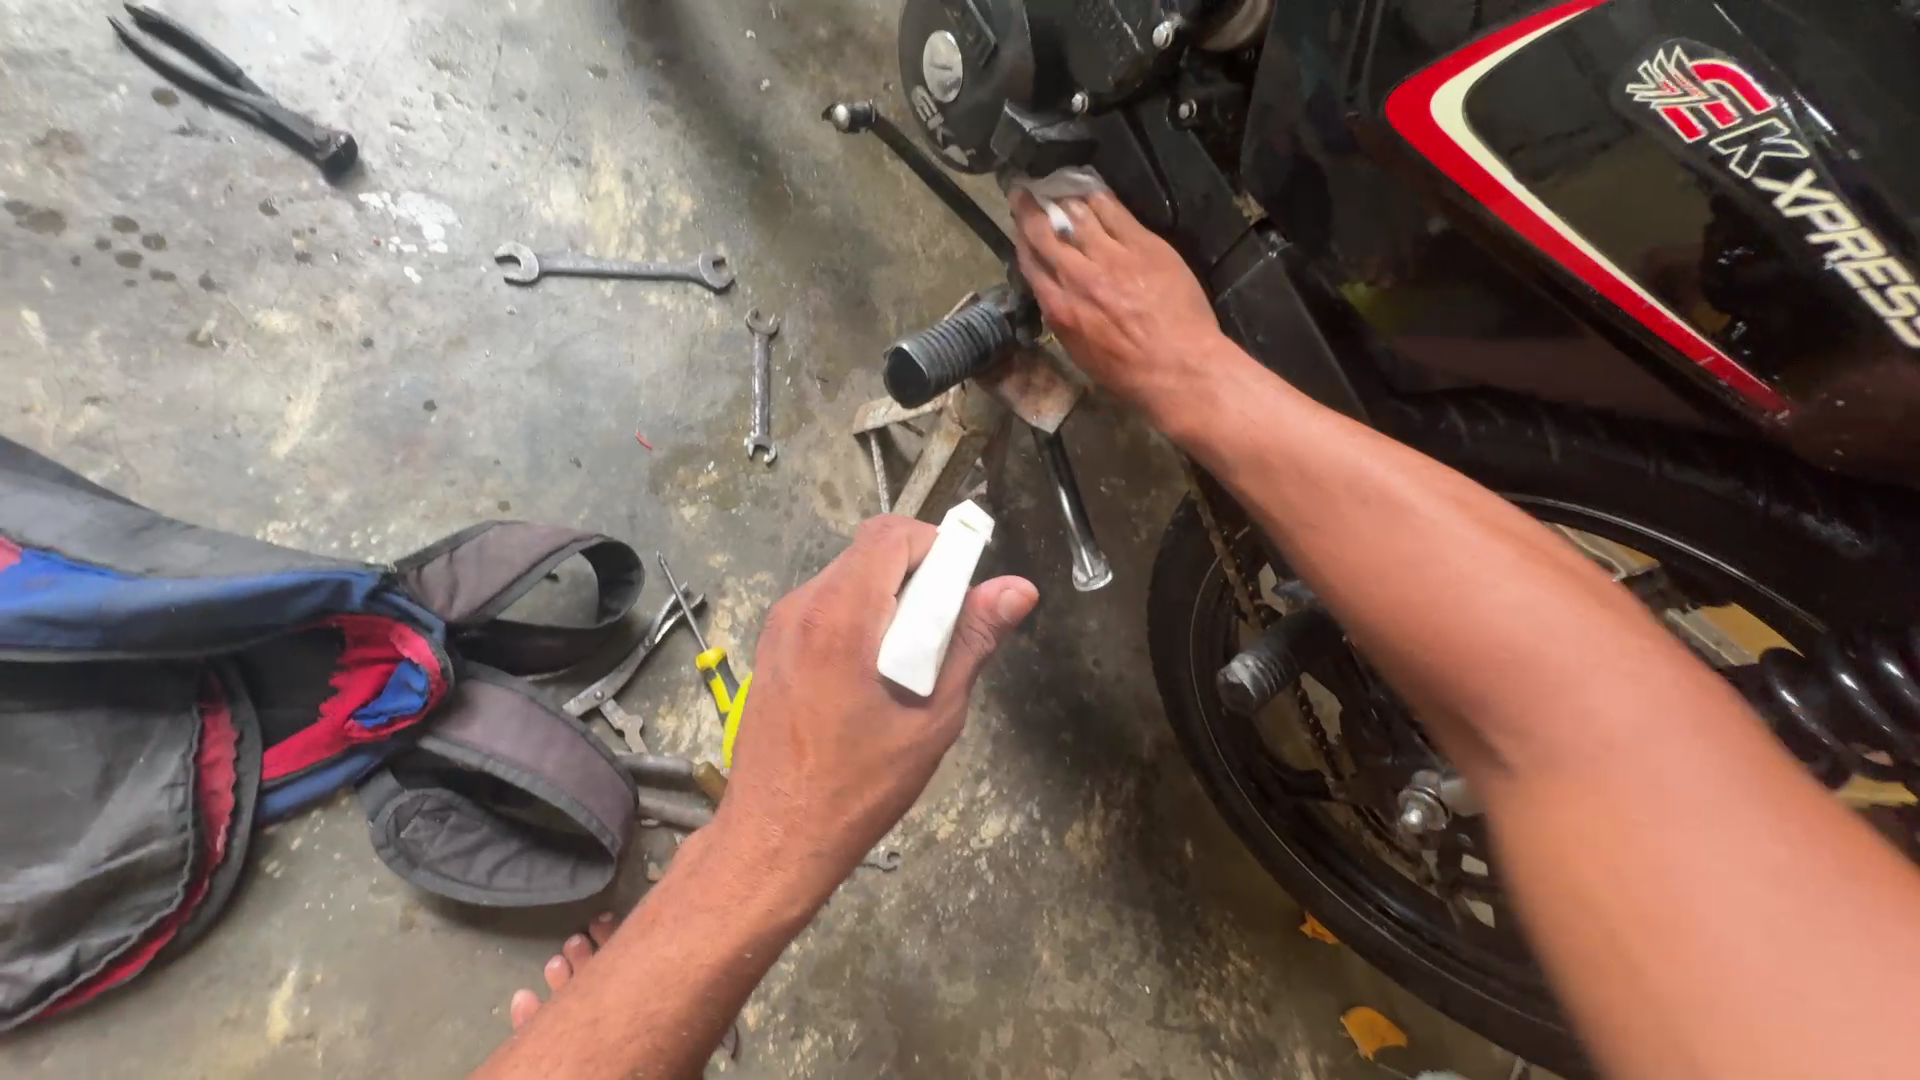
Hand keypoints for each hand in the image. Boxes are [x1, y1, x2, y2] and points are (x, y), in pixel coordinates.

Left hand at [716, 516, 1037, 892]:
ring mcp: (780, 625)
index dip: (935, 546)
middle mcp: (802, 606)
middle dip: (916, 576)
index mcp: (841, 615)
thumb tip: (1018, 590)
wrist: (774, 838)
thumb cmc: (859, 785)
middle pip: (868, 552)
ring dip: (888, 599)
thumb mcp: (933, 715)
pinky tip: (871, 674)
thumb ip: (972, 641)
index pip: (890, 534)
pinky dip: (859, 618)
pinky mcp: (772, 646)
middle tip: (942, 634)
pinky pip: (826, 606)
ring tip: (910, 662)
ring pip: (848, 578)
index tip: (960, 589)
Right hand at [1013, 190, 1231, 423]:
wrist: (1178, 366)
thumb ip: (1064, 319)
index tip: (1019, 226)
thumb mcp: (1080, 354)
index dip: (1021, 240)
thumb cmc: (1130, 373)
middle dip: (1030, 210)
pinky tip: (1092, 190)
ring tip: (1059, 187)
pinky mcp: (1143, 244)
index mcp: (1060, 309)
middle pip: (1046, 233)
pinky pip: (1114, 211)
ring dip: (1064, 198)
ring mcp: (1111, 257)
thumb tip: (1056, 297)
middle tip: (1023, 193)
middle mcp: (1079, 277)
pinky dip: (1098, 197)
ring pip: (1078, 215)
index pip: (1031, 264)